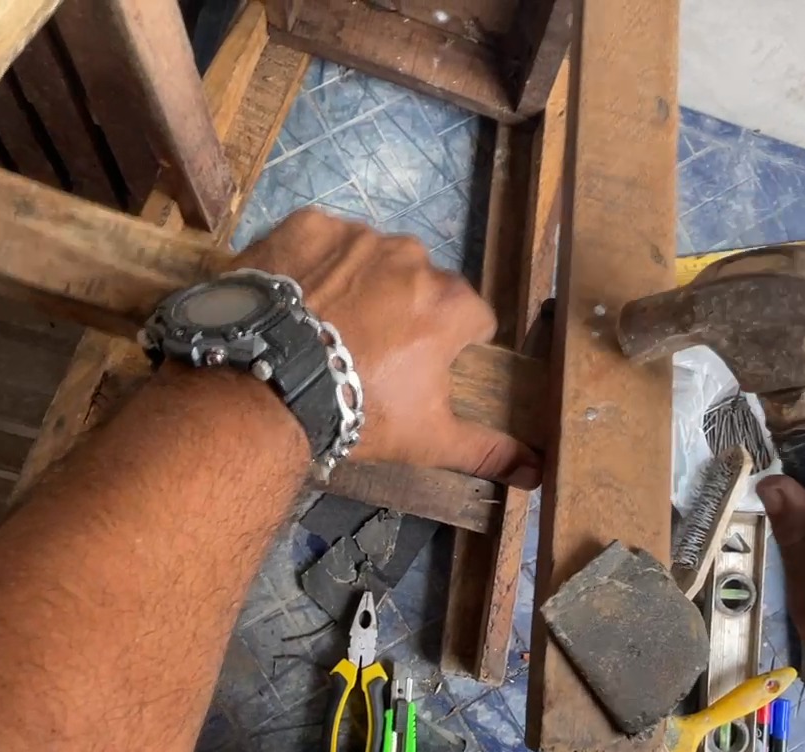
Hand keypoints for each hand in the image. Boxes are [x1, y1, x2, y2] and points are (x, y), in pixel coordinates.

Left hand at [232, 210, 541, 487]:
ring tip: (329, 327)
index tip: (426, 366)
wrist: (265, 385)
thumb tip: (538, 472)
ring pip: (375, 259)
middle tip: (371, 352)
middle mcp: (412, 257)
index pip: (473, 316)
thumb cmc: (360, 410)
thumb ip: (487, 450)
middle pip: (423, 284)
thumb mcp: (429, 439)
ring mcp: (358, 236)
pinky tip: (300, 299)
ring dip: (363, 285)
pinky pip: (326, 241)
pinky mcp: (307, 225)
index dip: (453, 343)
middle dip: (407, 311)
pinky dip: (318, 265)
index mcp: (448, 304)